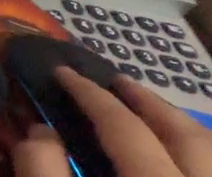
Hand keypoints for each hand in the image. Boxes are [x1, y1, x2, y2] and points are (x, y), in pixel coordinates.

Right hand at [13, 69, 211, 176]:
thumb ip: (45, 169)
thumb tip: (42, 131)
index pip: (123, 126)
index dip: (90, 93)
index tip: (62, 71)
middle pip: (187, 136)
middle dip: (149, 101)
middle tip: (116, 79)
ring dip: (180, 123)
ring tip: (150, 108)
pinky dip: (198, 150)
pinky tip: (175, 146)